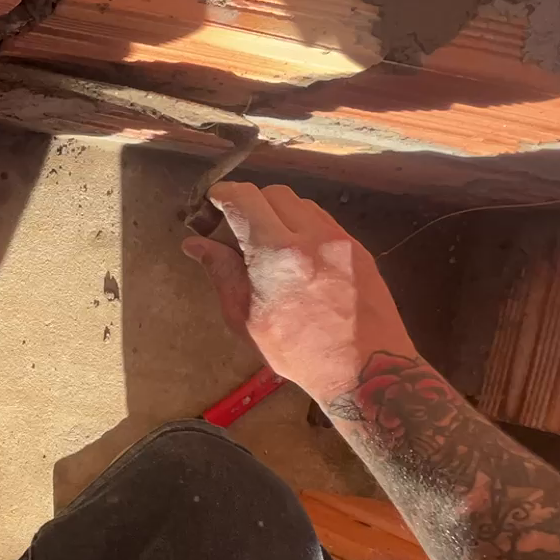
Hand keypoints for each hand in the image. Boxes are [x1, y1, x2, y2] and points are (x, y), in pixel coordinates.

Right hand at [181, 182, 418, 404]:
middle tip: (234, 228)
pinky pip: (322, 221)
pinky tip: (293, 255)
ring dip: (276, 212)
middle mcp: (310, 236)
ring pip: (301, 203)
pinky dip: (300, 226)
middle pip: (273, 193)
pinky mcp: (357, 248)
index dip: (221, 195)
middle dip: (249, 202)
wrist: (365, 366)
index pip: (243, 199)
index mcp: (275, 254)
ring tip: (264, 243)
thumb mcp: (242, 316)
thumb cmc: (294, 349)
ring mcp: (339, 239)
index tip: (208, 205)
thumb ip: (220, 272)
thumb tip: (194, 244)